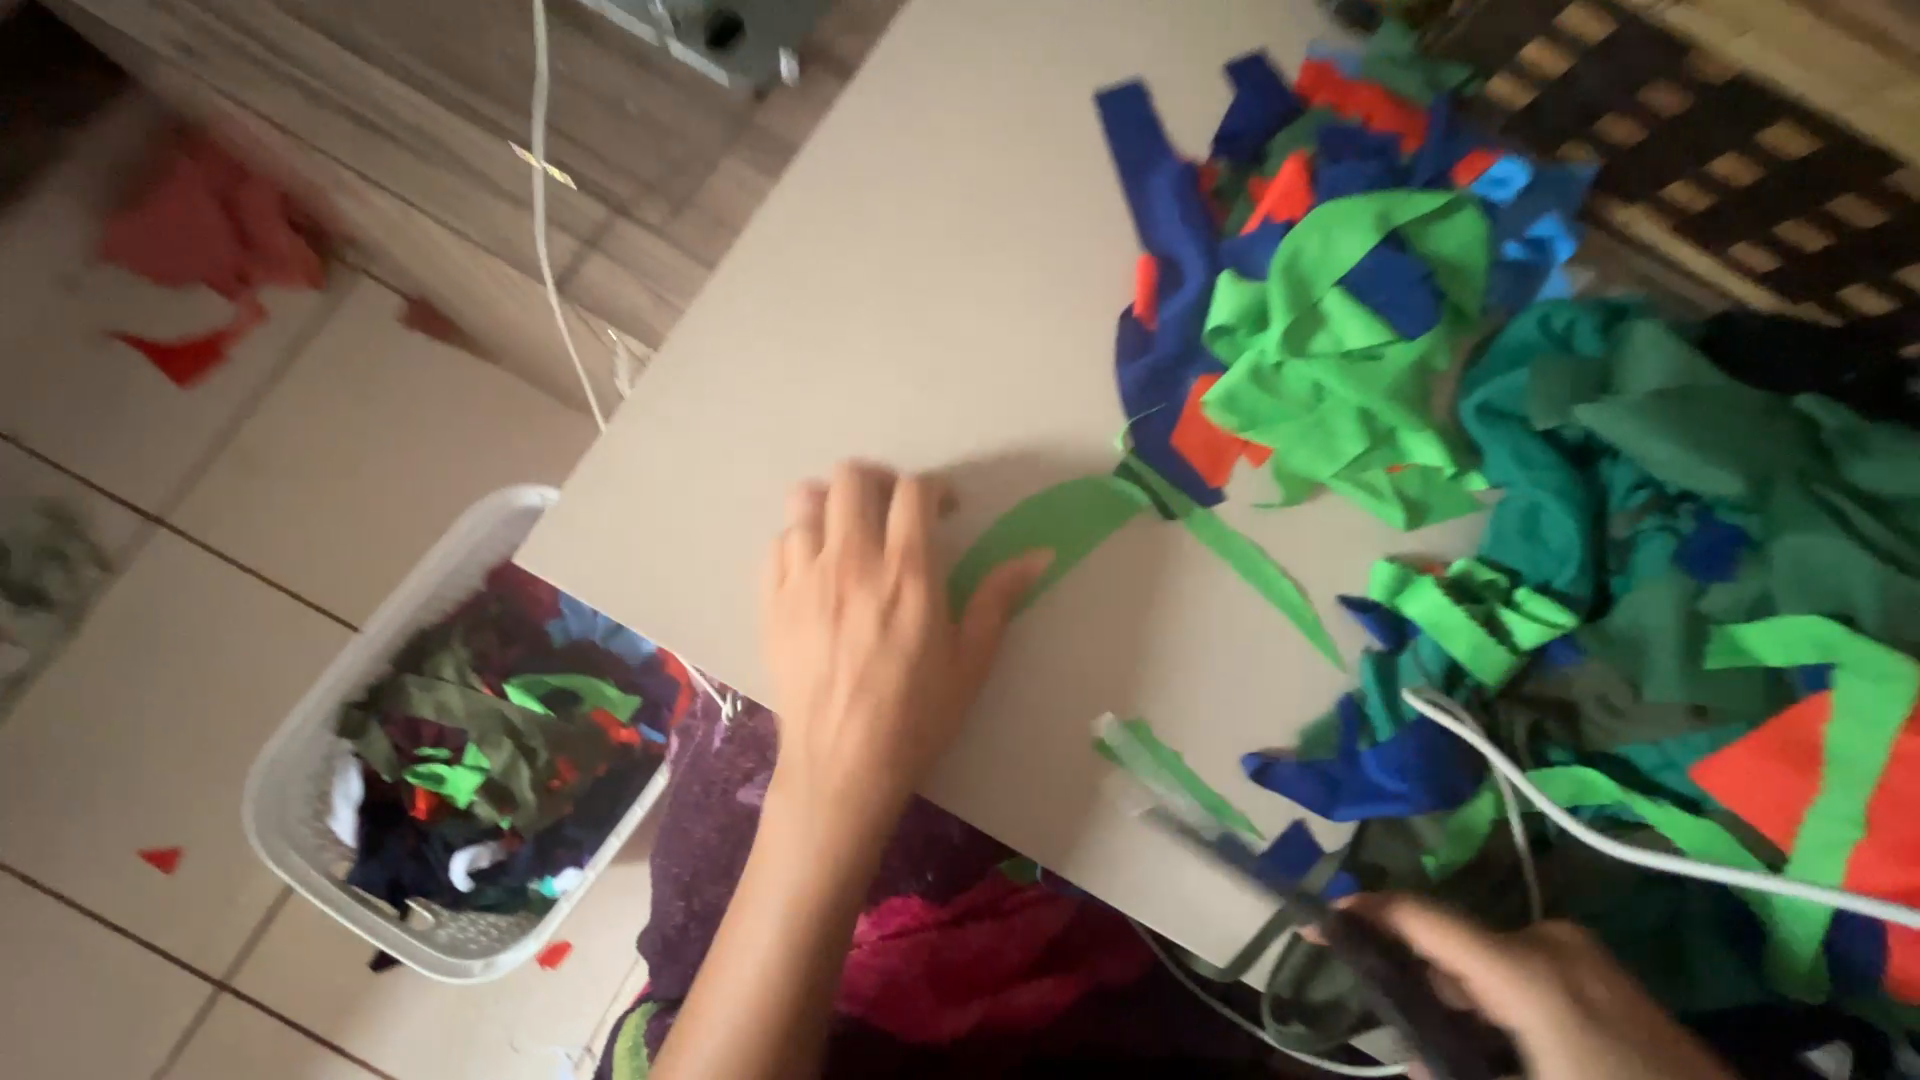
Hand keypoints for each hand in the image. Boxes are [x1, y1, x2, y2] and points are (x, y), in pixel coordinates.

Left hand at [763, 461, 1050, 839]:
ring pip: (805, 502)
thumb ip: (999, 598)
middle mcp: (850, 562)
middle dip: (879, 481)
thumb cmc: (915, 716)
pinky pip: (777, 545)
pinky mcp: (771, 603)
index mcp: (906, 574)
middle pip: (851, 478)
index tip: (945, 511)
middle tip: (894, 509)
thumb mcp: (971, 662)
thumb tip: (1040, 554)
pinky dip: (798, 542)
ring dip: (832, 505)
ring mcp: (803, 580)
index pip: (913, 491)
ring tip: (850, 531)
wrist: (842, 766)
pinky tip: (815, 568)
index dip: (934, 489)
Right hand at [1349, 894, 1737, 1079]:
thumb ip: (1448, 1063)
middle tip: (1387, 1010)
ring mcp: (1584, 956)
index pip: (1423, 918)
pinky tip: (1493, 1036)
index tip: (1316, 918)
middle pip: (1453, 941)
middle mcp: (1550, 944)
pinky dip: (1495, 995)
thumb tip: (1409, 1058)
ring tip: (1443, 1038)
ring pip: (1488, 956)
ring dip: (1456, 991)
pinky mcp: (1608, 976)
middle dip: (1413, 971)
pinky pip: (1524, 968)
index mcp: (1527, 969)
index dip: (1363, 913)